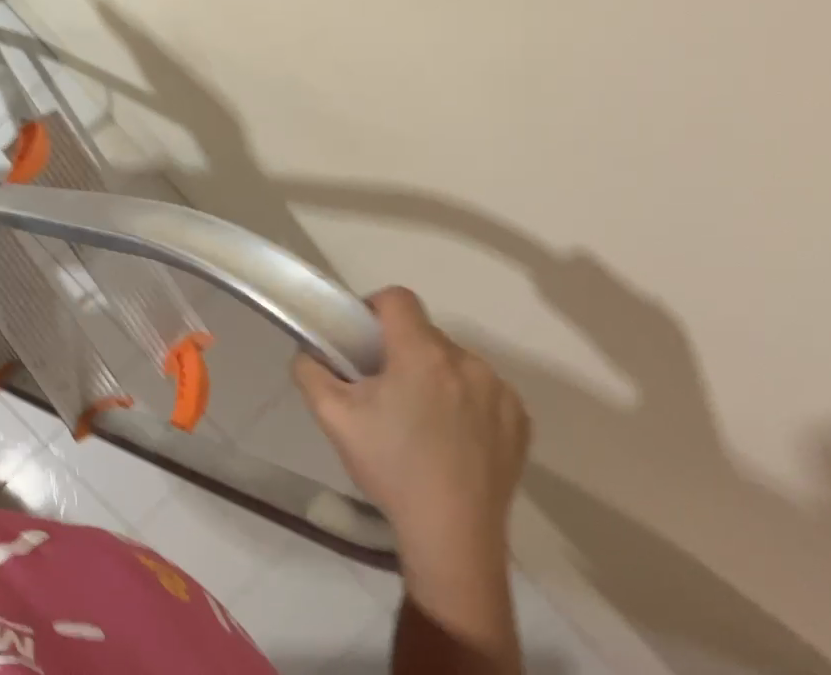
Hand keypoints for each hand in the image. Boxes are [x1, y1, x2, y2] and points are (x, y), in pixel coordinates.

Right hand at [292, 287, 530, 573]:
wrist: (452, 531)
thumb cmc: (389, 466)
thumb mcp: (330, 416)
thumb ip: (310, 370)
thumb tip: (312, 350)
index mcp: (422, 355)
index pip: (398, 299)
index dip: (371, 308)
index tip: (358, 339)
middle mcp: (468, 363)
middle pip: (425, 334)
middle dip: (399, 351)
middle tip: (378, 390)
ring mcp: (501, 392)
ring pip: (455, 363)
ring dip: (432, 375)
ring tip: (416, 419)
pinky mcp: (520, 421)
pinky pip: (483, 391)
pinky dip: (462, 400)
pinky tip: (447, 437)